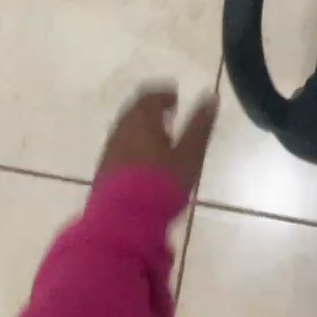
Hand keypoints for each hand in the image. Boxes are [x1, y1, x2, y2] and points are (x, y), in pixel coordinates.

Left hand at [96, 86, 219, 195]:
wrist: (122, 222)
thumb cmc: (161, 186)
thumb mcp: (189, 156)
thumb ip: (200, 126)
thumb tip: (212, 96)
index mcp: (143, 121)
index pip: (150, 97)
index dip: (163, 94)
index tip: (175, 98)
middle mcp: (122, 130)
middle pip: (134, 109)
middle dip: (151, 108)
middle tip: (168, 113)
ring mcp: (110, 150)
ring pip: (126, 127)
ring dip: (142, 125)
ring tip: (159, 137)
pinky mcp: (104, 169)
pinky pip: (119, 144)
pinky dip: (133, 141)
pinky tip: (143, 158)